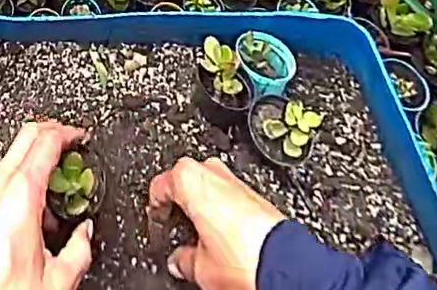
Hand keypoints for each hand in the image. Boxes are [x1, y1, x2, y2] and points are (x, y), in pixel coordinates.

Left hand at [0, 121, 95, 289]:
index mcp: (22, 192)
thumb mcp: (56, 280)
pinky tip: (29, 207)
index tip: (81, 138)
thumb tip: (84, 234)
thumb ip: (79, 249)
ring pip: (12, 154)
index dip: (70, 133)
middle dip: (52, 131)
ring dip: (35, 156)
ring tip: (52, 186)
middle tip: (68, 143)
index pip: (49, 139)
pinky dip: (18, 177)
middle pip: (28, 133)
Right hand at [148, 157, 285, 289]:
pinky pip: (224, 194)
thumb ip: (183, 259)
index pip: (159, 187)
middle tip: (176, 230)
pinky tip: (221, 235)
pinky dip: (218, 209)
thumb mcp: (200, 267)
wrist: (282, 261)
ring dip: (200, 206)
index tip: (157, 224)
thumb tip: (180, 261)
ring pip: (205, 186)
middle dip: (179, 205)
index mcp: (188, 177)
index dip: (155, 210)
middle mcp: (210, 170)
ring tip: (200, 237)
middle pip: (183, 182)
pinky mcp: (249, 190)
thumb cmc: (242, 256)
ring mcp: (231, 178)